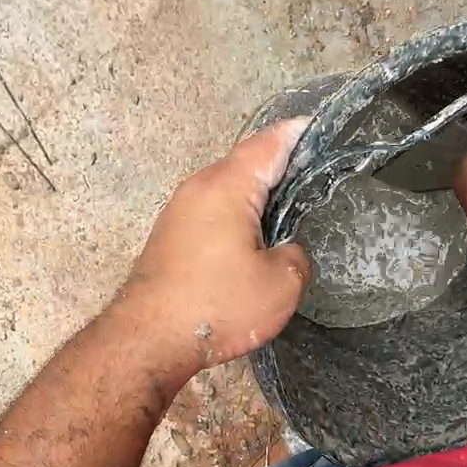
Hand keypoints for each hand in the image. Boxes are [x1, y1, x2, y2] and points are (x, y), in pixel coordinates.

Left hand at [116, 118, 312, 377]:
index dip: (297, 134)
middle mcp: (199, 188)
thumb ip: (296, 258)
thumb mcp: (280, 286)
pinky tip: (250, 242)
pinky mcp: (170, 238)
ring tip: (286, 211)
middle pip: (245, 165)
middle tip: (311, 174)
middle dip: (277, 166)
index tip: (317, 127)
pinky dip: (235, 219)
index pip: (269, 144)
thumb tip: (286, 252)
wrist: (149, 339)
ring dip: (255, 197)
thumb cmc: (216, 306)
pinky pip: (211, 215)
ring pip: (226, 192)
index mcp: (228, 187)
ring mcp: (179, 213)